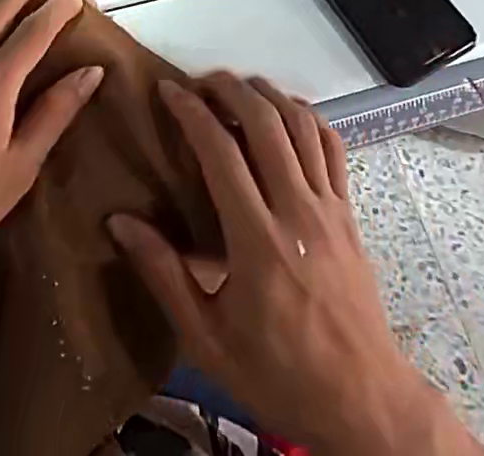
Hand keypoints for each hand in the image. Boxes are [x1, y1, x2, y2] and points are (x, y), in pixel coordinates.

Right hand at [109, 75, 483, 455]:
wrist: (364, 402)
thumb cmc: (278, 373)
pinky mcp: (349, 213)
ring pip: (302, 126)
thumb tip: (119, 221)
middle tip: (199, 81)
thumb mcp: (206, 337)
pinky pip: (333, 147)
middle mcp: (297, 211)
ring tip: (237, 87)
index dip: (192, 113)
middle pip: (266, 123)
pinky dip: (308, 116)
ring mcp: (330, 208)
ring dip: (268, 94)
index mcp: (258, 242)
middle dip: (229, 89)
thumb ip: (162, 273)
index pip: (221, 153)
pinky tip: (286, 112)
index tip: (168, 90)